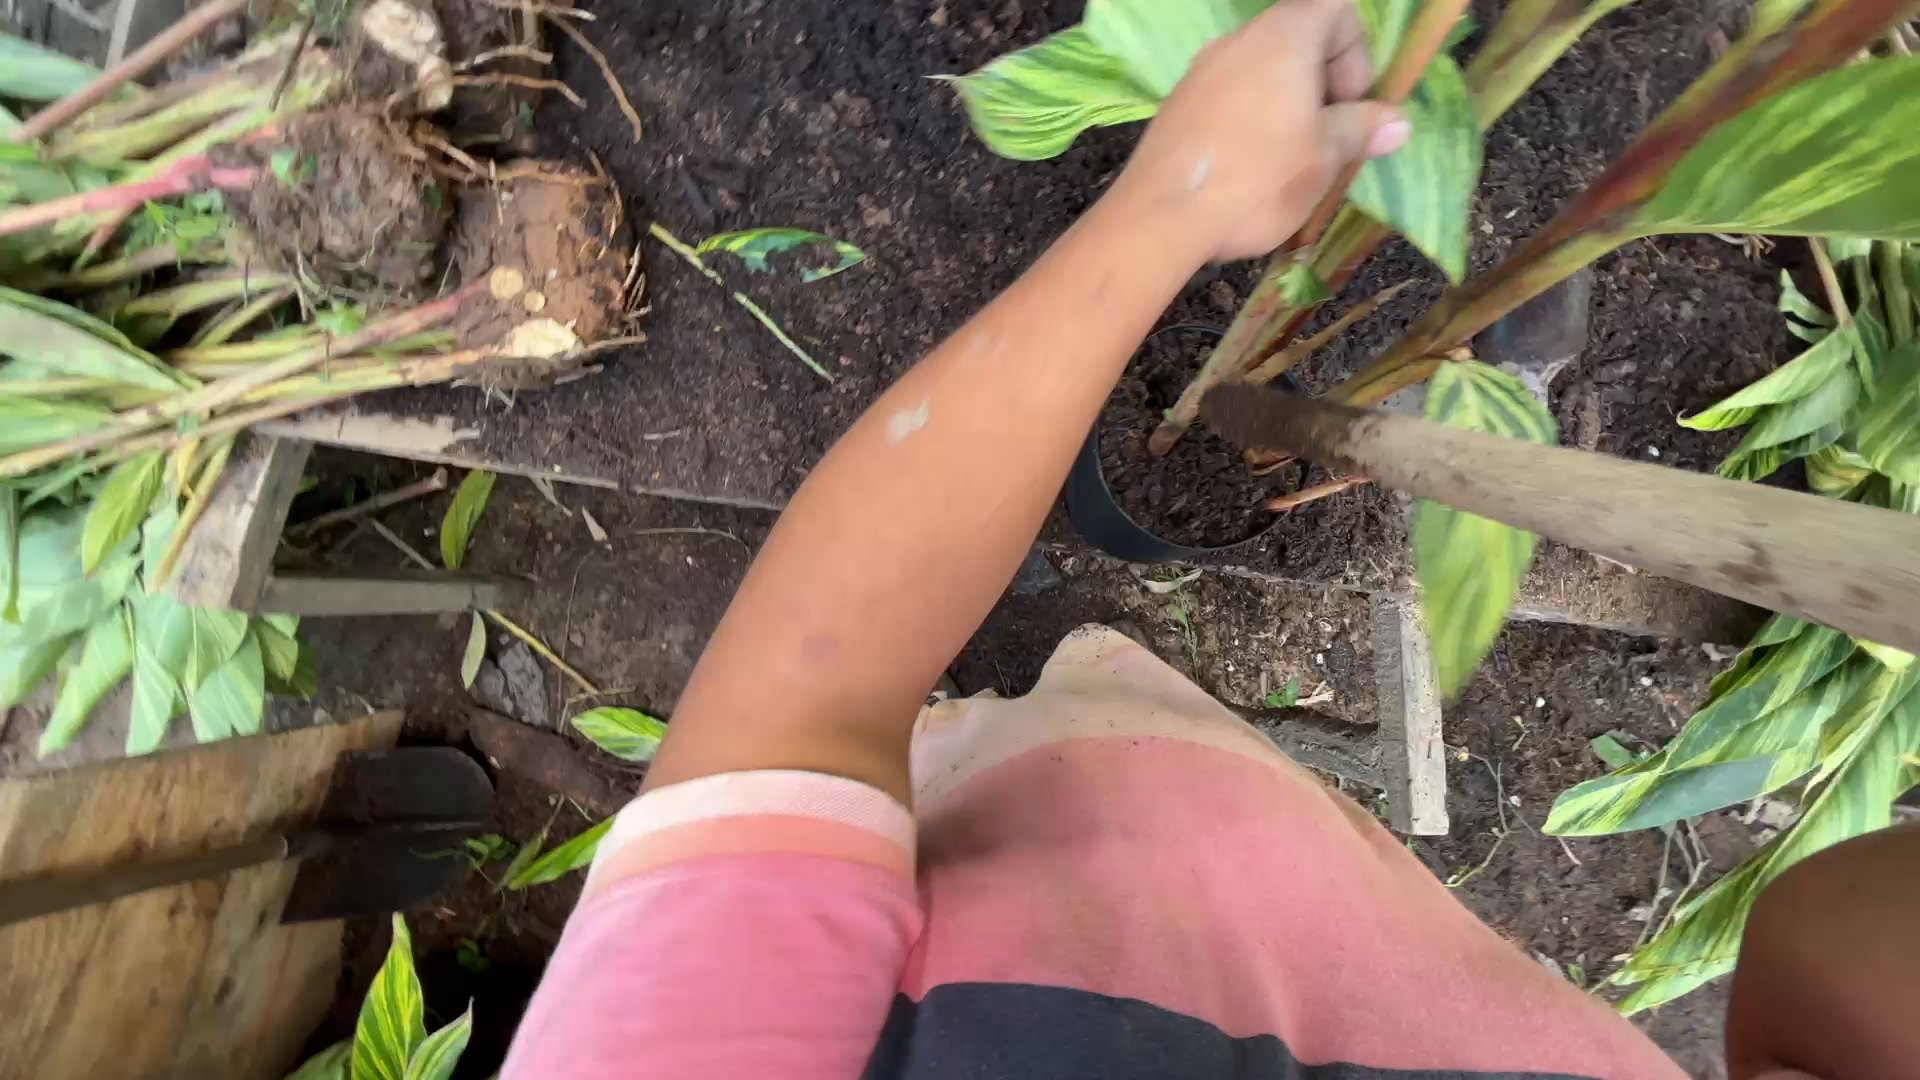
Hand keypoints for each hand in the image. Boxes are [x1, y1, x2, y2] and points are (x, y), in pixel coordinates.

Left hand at [1101, 0, 1408, 263]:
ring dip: (1278, 115)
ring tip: (1281, 168)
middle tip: (1321, 144)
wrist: (1158, 221)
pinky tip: (1238, 178)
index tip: (1352, 108)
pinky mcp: (1169, 115)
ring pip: (1253, 82)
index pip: (1337, 10)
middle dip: (1317, 90)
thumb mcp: (1322, 159)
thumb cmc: (1255, 181)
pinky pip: (1219, 110)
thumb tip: (1397, 123)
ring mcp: (1195, 78)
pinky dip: (1239, 131)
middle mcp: (1234, 42)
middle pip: (1292, 47)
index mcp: (1283, 33)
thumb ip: (1360, 131)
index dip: (1356, 55)